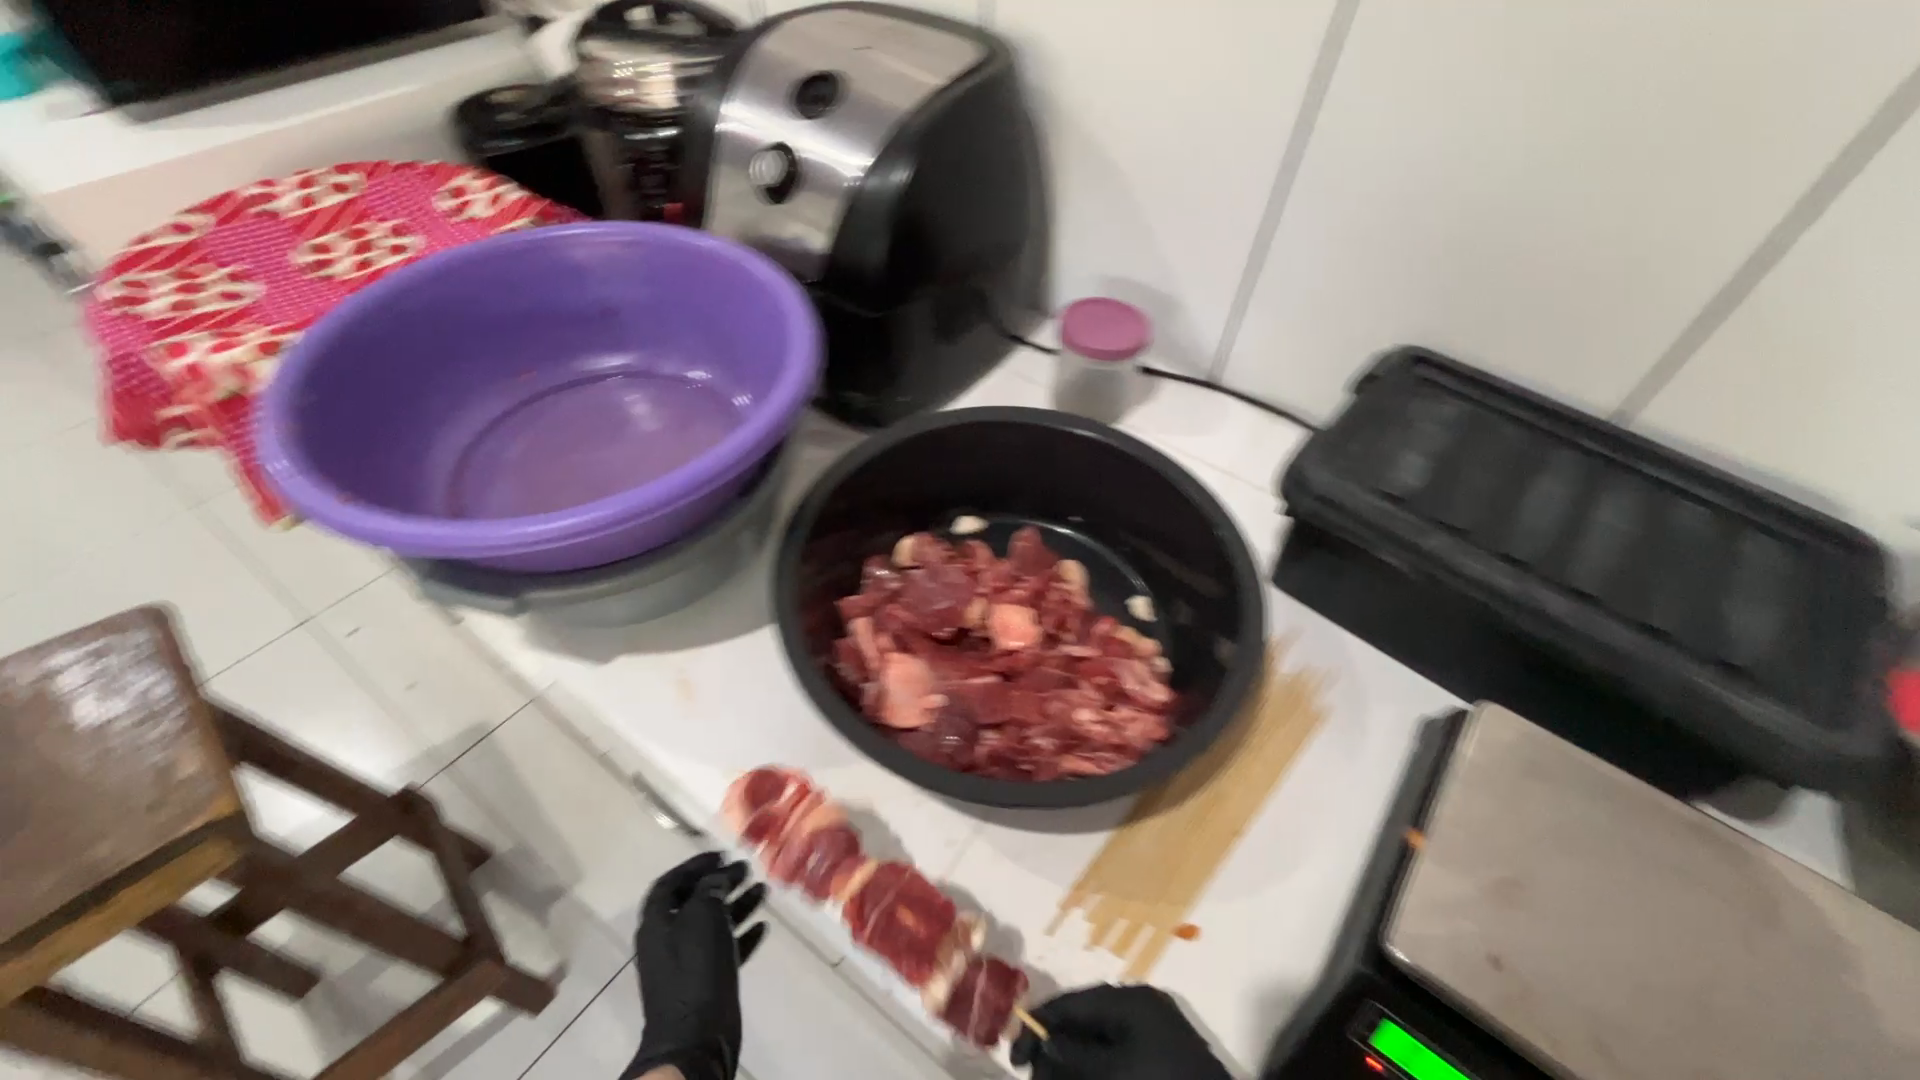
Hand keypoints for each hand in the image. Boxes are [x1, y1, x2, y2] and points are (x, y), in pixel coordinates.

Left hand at [621, 853, 767, 1079]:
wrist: (695, 1034)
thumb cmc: (695, 967)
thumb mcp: (702, 915)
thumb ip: (710, 889)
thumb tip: (718, 878)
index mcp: (657, 922)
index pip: (671, 882)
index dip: (694, 866)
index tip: (722, 854)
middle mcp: (668, 939)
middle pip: (695, 901)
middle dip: (721, 883)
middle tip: (747, 869)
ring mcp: (687, 962)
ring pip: (713, 924)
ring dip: (737, 905)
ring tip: (763, 891)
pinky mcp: (707, 981)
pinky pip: (725, 949)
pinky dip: (742, 935)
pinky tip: (762, 927)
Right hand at [1011, 984, 1230, 1079]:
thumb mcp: (1115, 1071)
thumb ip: (1075, 1055)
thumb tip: (1045, 1042)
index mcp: (1129, 1000)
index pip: (1071, 1003)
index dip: (1038, 1026)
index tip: (1016, 1058)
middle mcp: (1138, 1006)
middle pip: (1082, 1021)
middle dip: (1055, 1048)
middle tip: (1034, 1077)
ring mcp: (1150, 1029)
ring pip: (1096, 1040)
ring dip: (1072, 1060)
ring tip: (1051, 1079)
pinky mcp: (1156, 1053)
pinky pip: (1114, 1053)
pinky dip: (1093, 1066)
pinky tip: (1081, 1076)